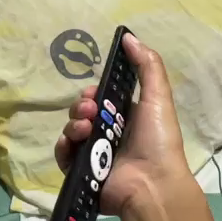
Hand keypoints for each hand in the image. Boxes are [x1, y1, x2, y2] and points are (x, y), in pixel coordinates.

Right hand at [54, 34, 193, 218]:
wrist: (152, 184)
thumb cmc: (158, 140)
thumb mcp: (158, 98)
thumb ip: (147, 65)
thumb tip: (128, 36)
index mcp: (125, 118)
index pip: (99, 99)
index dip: (93, 93)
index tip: (94, 93)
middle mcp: (108, 135)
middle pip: (82, 113)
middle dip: (81, 107)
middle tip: (90, 112)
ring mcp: (93, 155)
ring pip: (71, 131)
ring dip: (73, 124)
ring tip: (84, 130)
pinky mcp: (81, 172)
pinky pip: (64, 155)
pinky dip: (64, 147)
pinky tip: (72, 143)